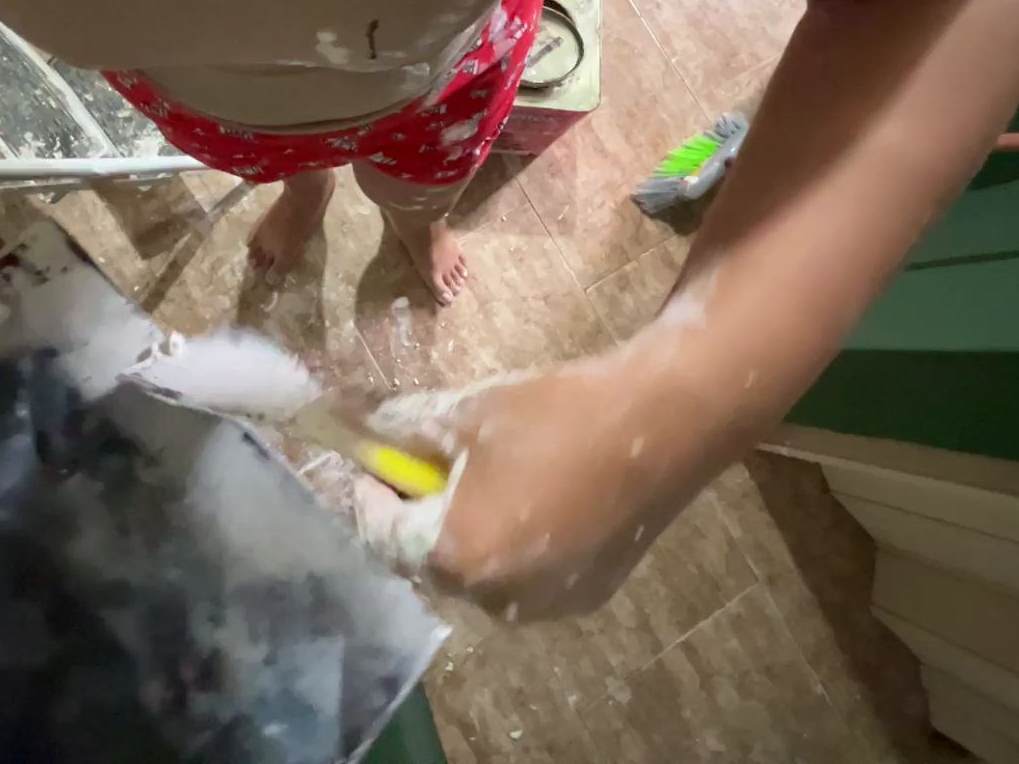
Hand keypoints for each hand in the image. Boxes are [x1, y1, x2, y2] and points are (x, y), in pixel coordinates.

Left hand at [349, 343, 715, 620]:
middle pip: (430, 558)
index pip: (383, 537)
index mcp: (457, 556)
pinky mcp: (585, 598)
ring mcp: (545, 606)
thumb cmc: (551, 414)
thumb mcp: (465, 411)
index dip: (370, 496)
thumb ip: (402, 427)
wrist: (657, 426)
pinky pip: (523, 576)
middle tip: (432, 465)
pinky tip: (535, 496)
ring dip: (466, 529)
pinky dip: (511, 542)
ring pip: (478, 570)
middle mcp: (496, 599)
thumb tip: (361, 427)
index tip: (373, 465)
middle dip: (420, 513)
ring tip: (487, 477)